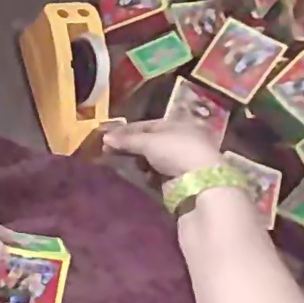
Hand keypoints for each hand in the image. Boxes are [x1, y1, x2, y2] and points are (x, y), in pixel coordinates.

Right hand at [103, 119, 224, 178]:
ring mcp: (179, 157)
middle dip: (129, 146)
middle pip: (148, 141)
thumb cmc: (174, 150)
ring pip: (151, 157)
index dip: (126, 130)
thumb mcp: (148, 142)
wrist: (198, 178)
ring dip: (136, 160)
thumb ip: (126, 140)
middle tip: (108, 150)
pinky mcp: (178, 175)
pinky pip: (157, 171)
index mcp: (175, 124)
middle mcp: (178, 138)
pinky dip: (146, 172)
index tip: (108, 136)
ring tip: (120, 163)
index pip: (146, 124)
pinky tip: (139, 175)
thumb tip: (105, 137)